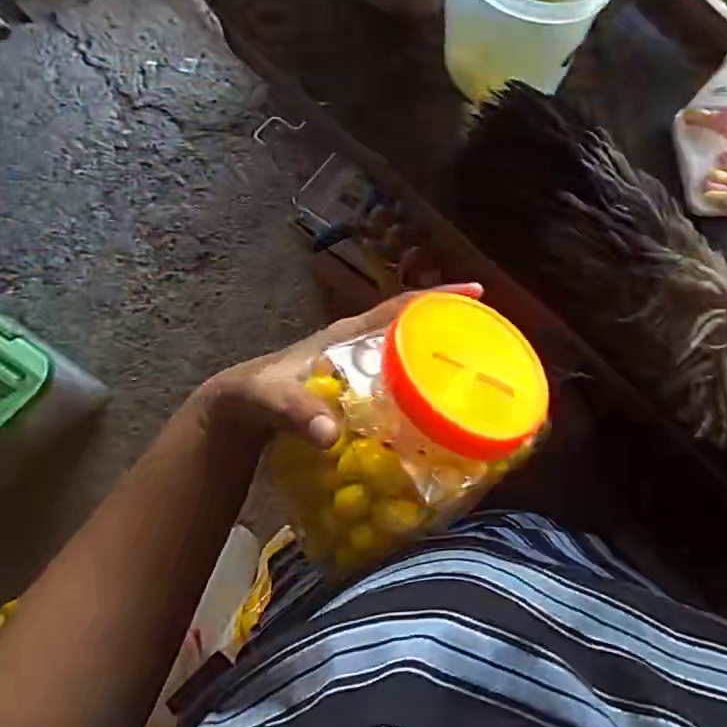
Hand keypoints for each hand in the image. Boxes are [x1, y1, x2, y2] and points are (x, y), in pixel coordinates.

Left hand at [198, 283, 485, 448]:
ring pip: (409, 361)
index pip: (398, 307)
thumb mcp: (267, 399)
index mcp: (347, 335)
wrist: (235, 417)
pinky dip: (421, 399)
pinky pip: (399, 391)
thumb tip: (331, 435)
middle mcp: (360, 349)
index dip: (437, 296)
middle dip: (450, 332)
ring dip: (439, 367)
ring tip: (478, 383)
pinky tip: (439, 423)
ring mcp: (360, 374)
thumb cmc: (251, 396)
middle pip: (414, 331)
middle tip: (491, 345)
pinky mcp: (358, 399)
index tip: (478, 291)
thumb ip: (294, 411)